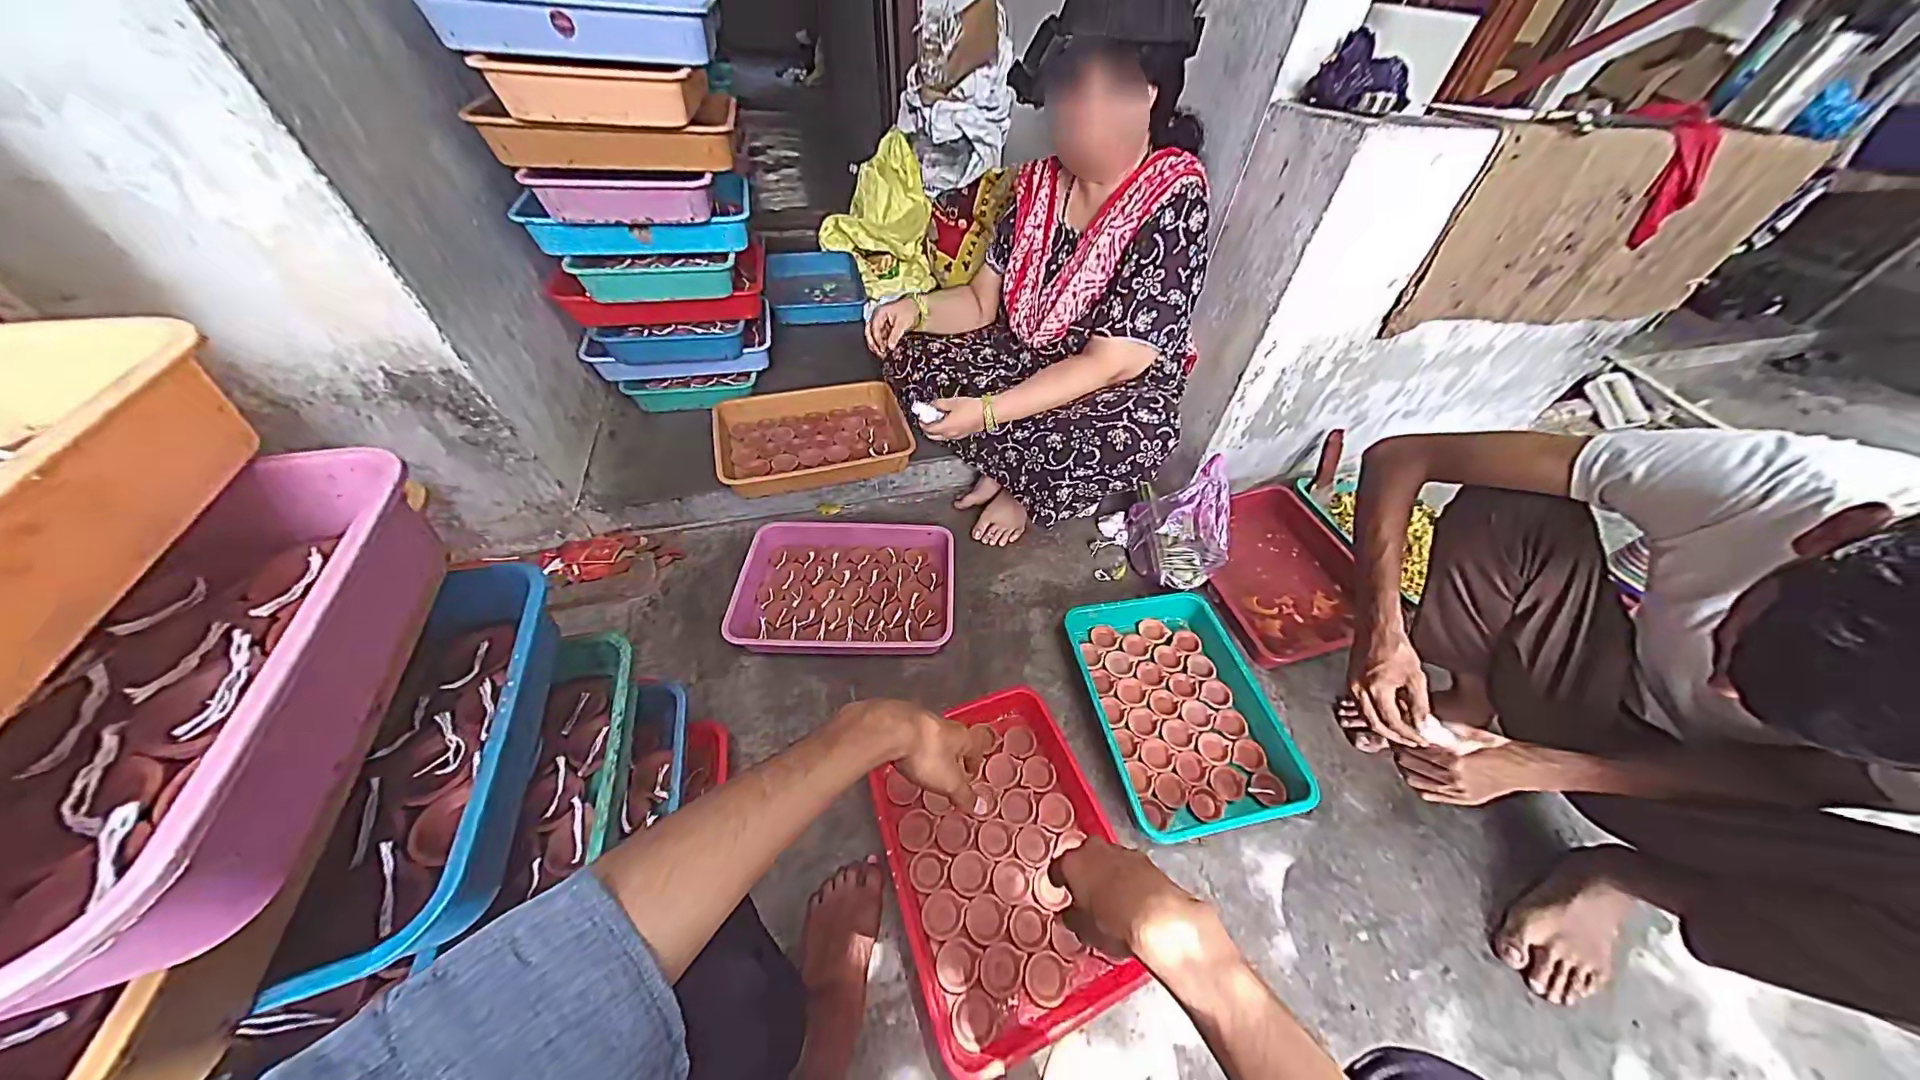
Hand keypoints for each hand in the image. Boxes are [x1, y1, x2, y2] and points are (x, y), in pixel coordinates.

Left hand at [834, 699, 983, 814]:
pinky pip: (908, 733)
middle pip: (953, 740)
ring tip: (924, 764)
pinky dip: (908, 744)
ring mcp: (920, 718)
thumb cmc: (927, 754)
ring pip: (930, 735)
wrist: (892, 730)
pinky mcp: (898, 718)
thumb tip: (980, 807)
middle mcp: (944, 723)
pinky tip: (902, 754)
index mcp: (962, 736)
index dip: (974, 763)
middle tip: (948, 771)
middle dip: (951, 755)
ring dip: (930, 749)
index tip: (971, 773)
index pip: (975, 749)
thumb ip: (964, 794)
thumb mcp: (949, 782)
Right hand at [864, 297, 917, 355]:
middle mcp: (877, 317)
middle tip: (880, 353)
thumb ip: (895, 335)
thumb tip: (890, 346)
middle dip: (874, 344)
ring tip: (883, 354)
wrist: (914, 306)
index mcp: (879, 314)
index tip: (882, 349)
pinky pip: (881, 336)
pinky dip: (883, 343)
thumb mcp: (902, 323)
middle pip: (870, 333)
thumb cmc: (908, 309)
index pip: (874, 330)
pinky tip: (886, 349)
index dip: (877, 341)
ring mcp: (880, 322)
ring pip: (875, 336)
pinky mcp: (884, 327)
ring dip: (878, 345)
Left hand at [921, 397, 985, 440]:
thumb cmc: (971, 408)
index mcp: (945, 427)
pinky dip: (945, 430)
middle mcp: (950, 434)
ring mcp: (957, 435)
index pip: (928, 429)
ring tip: (938, 419)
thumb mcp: (952, 402)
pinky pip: (950, 434)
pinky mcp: (964, 434)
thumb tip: (932, 404)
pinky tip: (948, 421)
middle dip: (928, 429)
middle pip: (934, 436)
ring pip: (942, 436)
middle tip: (927, 420)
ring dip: (937, 430)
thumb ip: (939, 404)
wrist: (988, 413)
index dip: (923, 423)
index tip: (921, 417)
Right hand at [1050, 836, 1233, 976]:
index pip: (1057, 868)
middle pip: (1083, 857)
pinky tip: (1132, 897)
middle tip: (1086, 893)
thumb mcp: (1084, 930)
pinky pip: (1129, 867)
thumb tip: (1069, 914)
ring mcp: (1122, 851)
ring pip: (1107, 859)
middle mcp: (1094, 849)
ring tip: (1112, 897)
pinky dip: (1128, 878)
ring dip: (1107, 873)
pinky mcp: (1146, 859)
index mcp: (1072, 862)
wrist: (1161, 919)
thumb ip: (1072, 918)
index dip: (1058, 881)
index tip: (1060, 890)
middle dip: (1084, 872)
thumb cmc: (1113, 924)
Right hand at [1345, 623, 1430, 748]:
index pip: (1392, 722)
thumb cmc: (1398, 650)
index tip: (1423, 740)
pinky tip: (1391, 715)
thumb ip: (1419, 705)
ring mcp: (1352, 688)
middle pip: (1375, 724)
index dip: (1408, 734)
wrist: (1376, 630)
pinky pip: (1362, 707)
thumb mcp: (1416, 678)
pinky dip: (1376, 716)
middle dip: (1395, 736)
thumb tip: (1423, 727)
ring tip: (1404, 731)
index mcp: (1376, 690)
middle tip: (1414, 741)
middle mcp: (1359, 691)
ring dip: (1385, 728)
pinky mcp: (1350, 684)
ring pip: (1367, 717)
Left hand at [1392, 723, 1546, 804]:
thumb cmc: (1500, 747)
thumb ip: (1443, 729)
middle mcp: (1453, 779)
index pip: (1416, 750)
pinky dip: (1418, 783)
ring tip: (1404, 757)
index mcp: (1454, 760)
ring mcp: (1457, 792)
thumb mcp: (1470, 733)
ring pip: (1415, 781)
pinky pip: (1429, 794)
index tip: (1397, 733)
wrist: (1526, 769)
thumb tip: (1419, 720)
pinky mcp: (1463, 800)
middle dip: (1400, 752)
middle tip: (1396, 743)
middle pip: (1411, 765)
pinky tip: (1417, 773)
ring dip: (1406, 768)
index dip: (1404, 740)